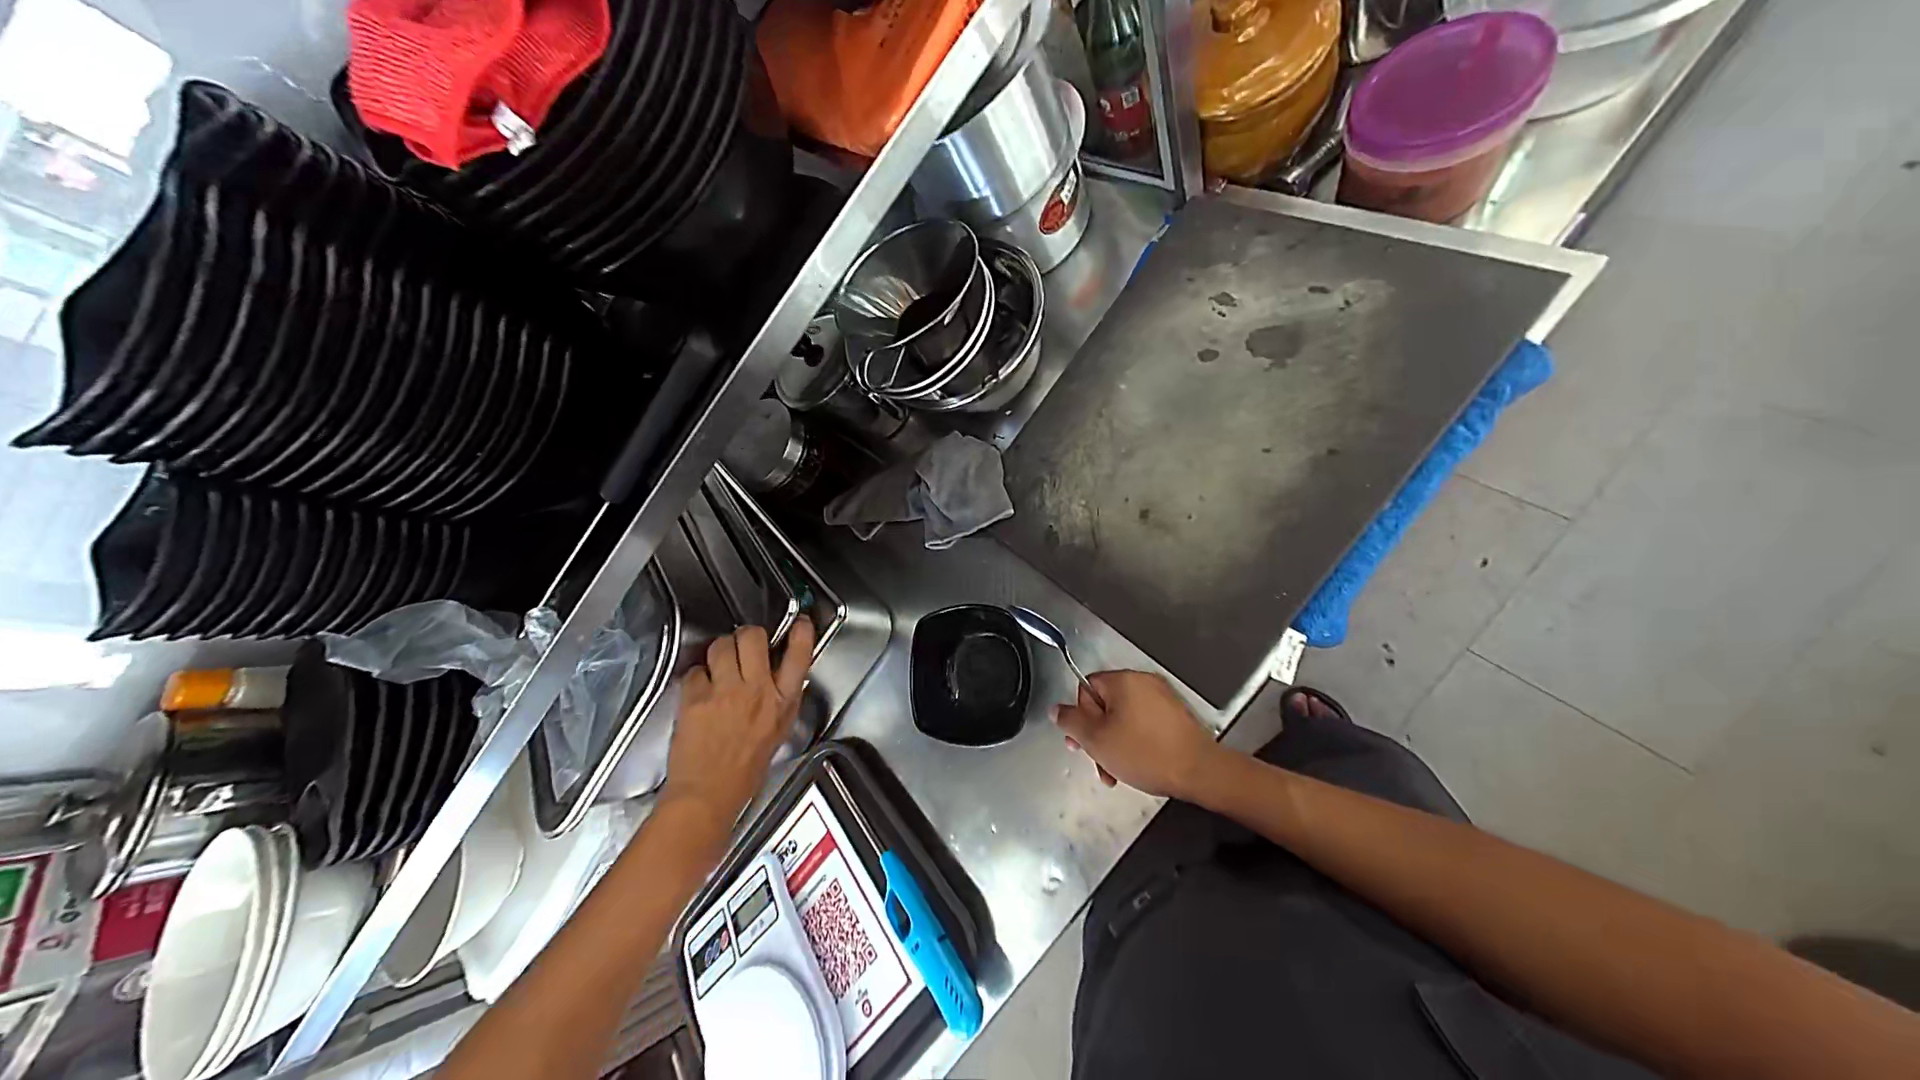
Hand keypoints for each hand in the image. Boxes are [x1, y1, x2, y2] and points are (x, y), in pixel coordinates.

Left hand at [661, 620, 814, 825]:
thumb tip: (781, 678)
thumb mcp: (778, 733)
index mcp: (781, 702)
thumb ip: (782, 701)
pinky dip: (697, 676)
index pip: (799, 656)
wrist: (707, 794)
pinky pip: (696, 670)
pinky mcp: (695, 698)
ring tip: (719, 665)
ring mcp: (724, 692)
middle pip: (754, 637)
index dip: (802, 633)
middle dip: (748, 635)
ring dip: (720, 651)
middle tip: (744, 643)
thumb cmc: (744, 771)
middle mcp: (755, 692)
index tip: (800, 623)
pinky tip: (700, 691)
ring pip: (721, 646)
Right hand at [1053, 671, 1221, 799]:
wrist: (1198, 772)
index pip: (1086, 688)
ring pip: (1124, 717)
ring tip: (1117, 770)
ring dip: (1115, 742)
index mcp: (1123, 680)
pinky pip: (1144, 724)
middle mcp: (1144, 682)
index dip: (1080, 716)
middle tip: (1098, 759)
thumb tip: (1058, 710)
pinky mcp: (1176, 716)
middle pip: (1105, 704)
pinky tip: (1138, 764)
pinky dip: (1136, 741)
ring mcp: (1163, 698)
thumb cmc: (1147, 753)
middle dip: (1098, 734)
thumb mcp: (1096, 740)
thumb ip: (1070, 721)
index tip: (1083, 741)